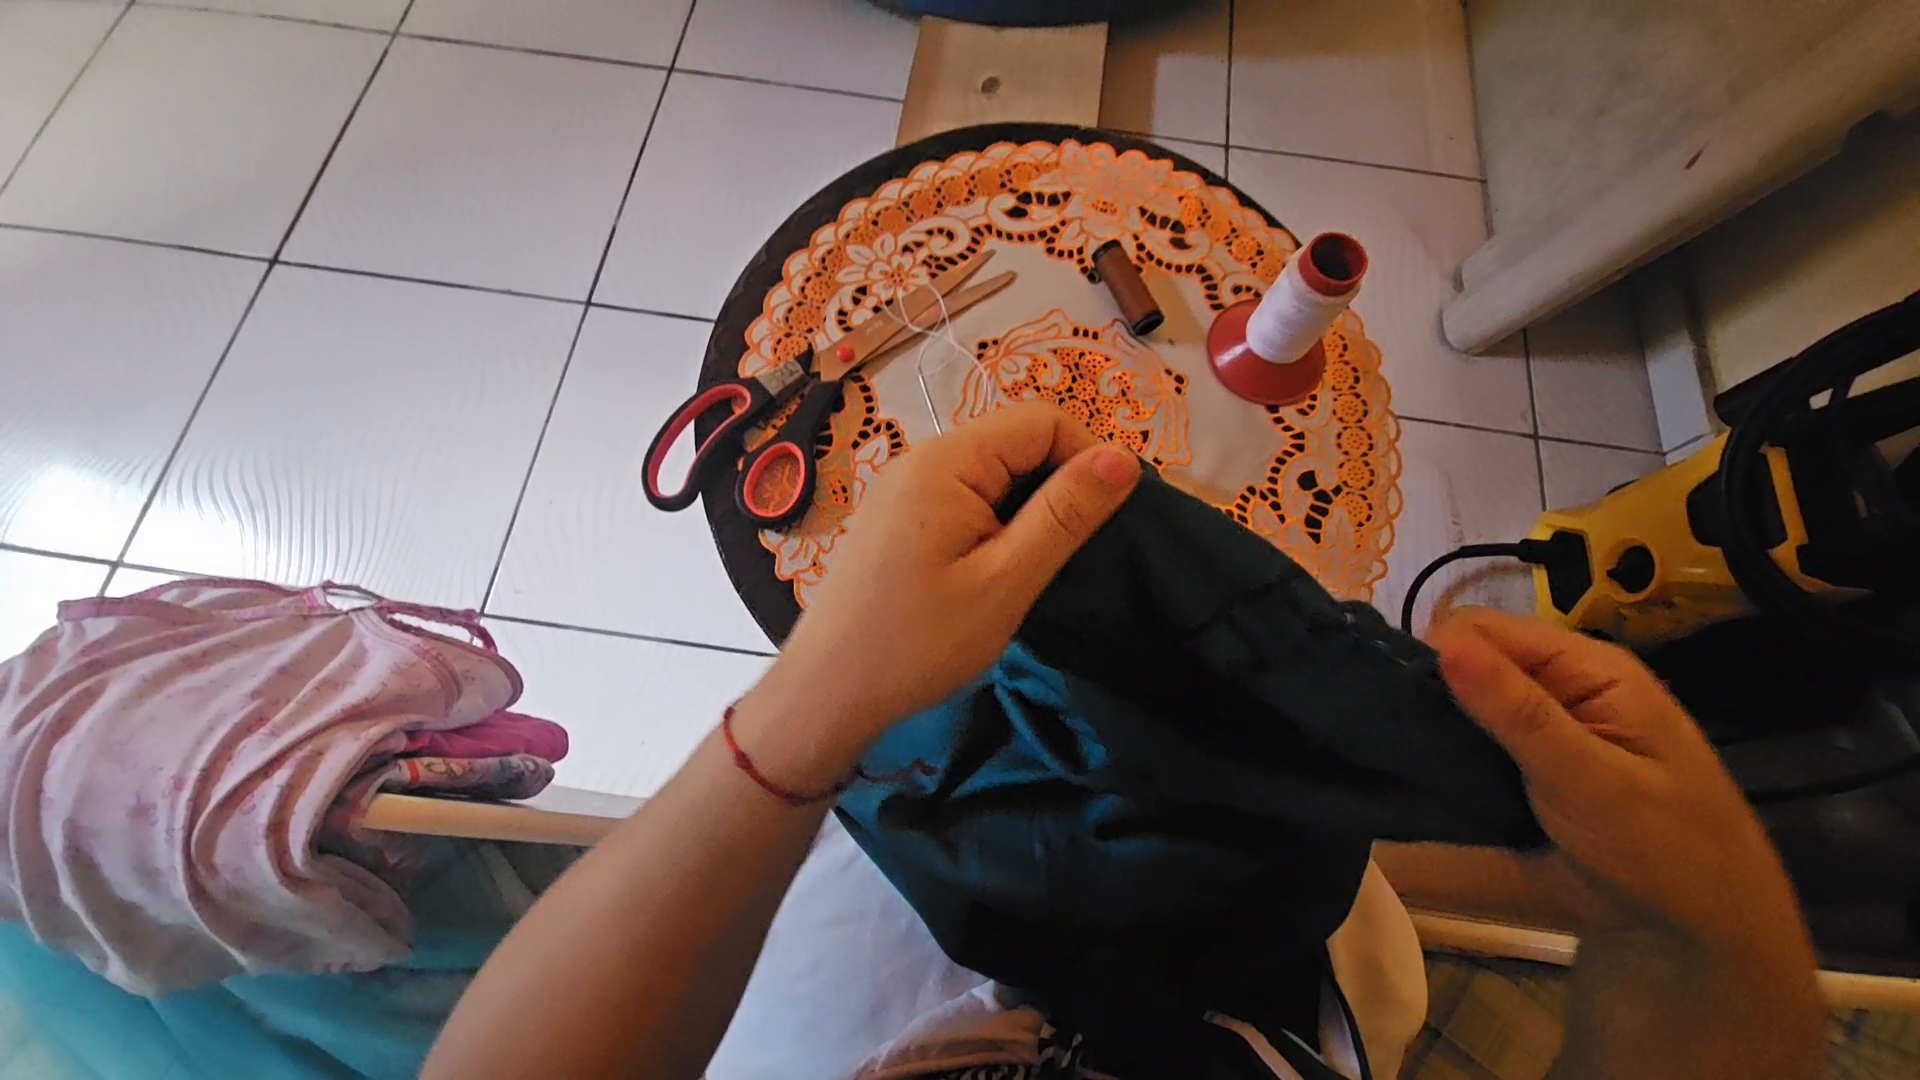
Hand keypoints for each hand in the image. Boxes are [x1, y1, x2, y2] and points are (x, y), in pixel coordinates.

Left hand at [738, 403, 1140, 767]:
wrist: (827, 692)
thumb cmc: (919, 642)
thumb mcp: (1006, 581)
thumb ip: (1065, 514)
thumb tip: (1123, 457)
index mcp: (947, 460)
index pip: (1043, 421)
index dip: (1089, 457)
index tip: (1111, 517)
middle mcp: (920, 458)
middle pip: (1015, 443)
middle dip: (1059, 486)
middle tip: (1077, 553)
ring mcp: (902, 488)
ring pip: (991, 474)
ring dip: (1028, 509)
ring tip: (1038, 567)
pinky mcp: (896, 518)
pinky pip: (961, 499)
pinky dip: (994, 523)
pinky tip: (996, 570)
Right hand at [1427, 608, 1809, 953]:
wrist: (1697, 936)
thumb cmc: (1662, 852)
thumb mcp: (1590, 781)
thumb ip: (1517, 711)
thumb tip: (1443, 643)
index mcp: (1587, 667)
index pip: (1479, 627)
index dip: (1436, 653)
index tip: (1409, 704)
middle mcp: (1559, 681)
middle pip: (1464, 653)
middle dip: (1430, 684)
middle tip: (1407, 734)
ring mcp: (1539, 720)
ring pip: (1458, 692)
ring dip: (1431, 716)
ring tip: (1405, 748)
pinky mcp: (1519, 754)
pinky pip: (1465, 729)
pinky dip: (1442, 742)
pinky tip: (1424, 762)